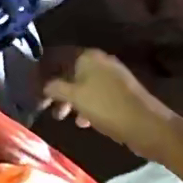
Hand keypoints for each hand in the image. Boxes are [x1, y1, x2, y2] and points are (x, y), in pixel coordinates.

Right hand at [41, 49, 182, 165]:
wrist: (150, 127)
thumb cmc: (107, 108)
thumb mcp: (74, 97)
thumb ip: (53, 88)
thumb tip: (42, 85)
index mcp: (86, 56)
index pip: (55, 55)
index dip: (41, 71)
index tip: (32, 88)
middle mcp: (98, 60)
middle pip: (68, 70)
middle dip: (55, 88)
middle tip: (45, 106)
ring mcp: (112, 75)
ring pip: (81, 83)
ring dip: (69, 99)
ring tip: (62, 117)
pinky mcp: (121, 91)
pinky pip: (95, 93)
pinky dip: (85, 104)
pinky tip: (83, 122)